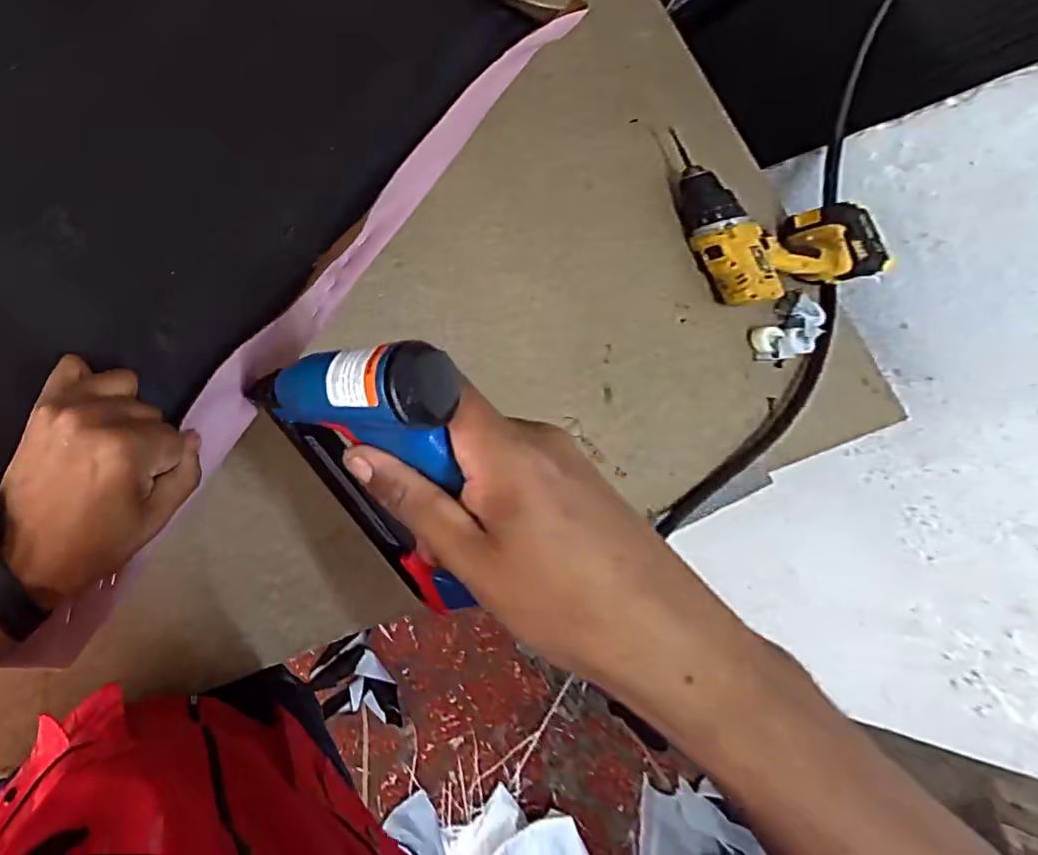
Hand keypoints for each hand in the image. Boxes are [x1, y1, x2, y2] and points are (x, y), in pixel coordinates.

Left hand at [0, 355, 202, 606]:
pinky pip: (73, 367)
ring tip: (106, 438)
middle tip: (122, 470)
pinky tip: (87, 411)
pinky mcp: (43, 404)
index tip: (143, 485)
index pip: (173, 438)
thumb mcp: (153, 522)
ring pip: (122, 386)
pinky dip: (86, 383)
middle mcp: (97, 418)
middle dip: (146, 439)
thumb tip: (191, 438)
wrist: (26, 555)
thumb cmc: (94, 545)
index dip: (164, 464)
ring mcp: (66, 407)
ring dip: (122, 410)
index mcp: (126, 451)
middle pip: (149, 412)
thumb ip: (184, 475)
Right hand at [342, 387, 761, 698]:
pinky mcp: (579, 482)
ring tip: (460, 551)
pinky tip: (498, 550)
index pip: (438, 387)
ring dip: (454, 488)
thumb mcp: (471, 558)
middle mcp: (535, 438)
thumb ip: (411, 499)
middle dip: (422, 466)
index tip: (360, 428)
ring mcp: (563, 459)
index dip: (392, 396)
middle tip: (419, 525)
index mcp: (506, 448)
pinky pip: (512, 471)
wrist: (680, 651)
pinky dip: (486, 496)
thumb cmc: (564, 604)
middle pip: (455, 426)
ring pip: (481, 453)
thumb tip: (357, 453)